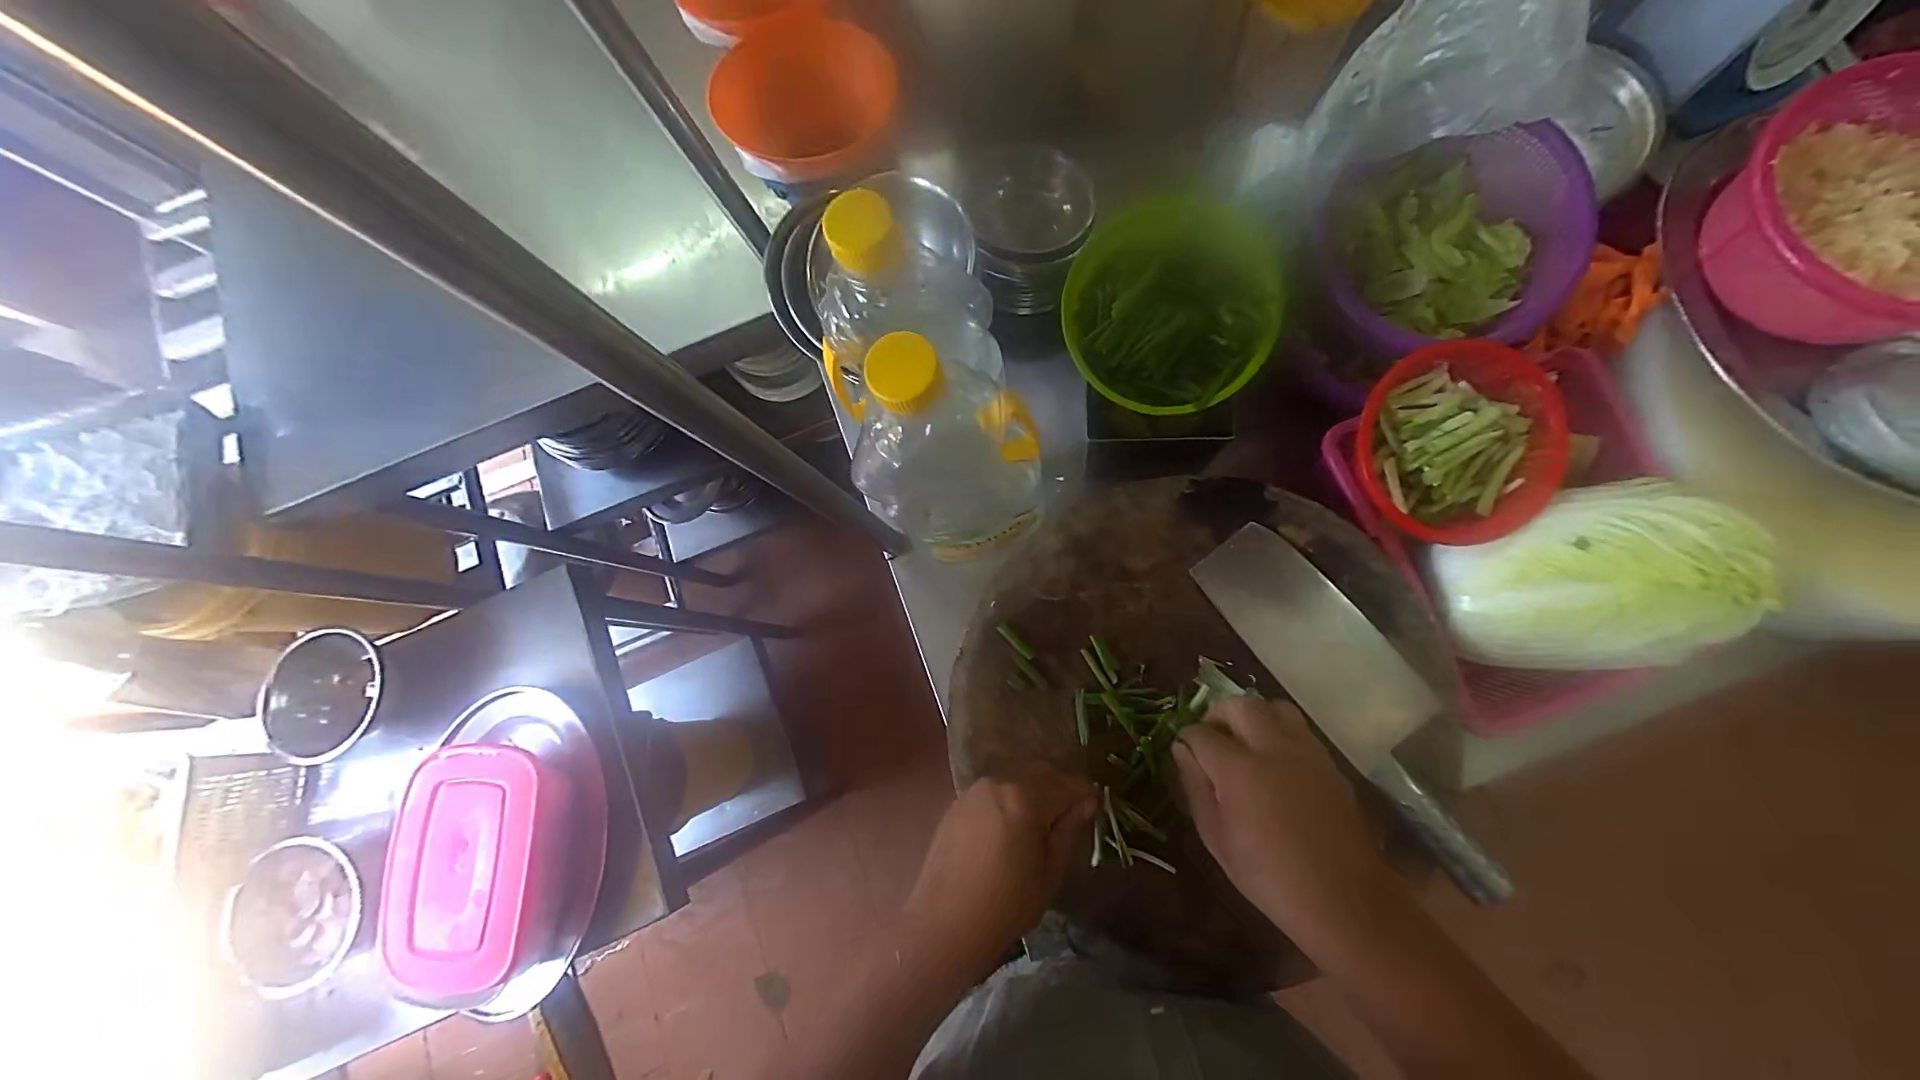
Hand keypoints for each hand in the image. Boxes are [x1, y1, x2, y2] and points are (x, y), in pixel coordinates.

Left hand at [899, 769, 1095, 979]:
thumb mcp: (1051, 869)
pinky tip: (1006, 835)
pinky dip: (1006, 807)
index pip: (1066, 783)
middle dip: (1057, 791)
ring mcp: (972, 793)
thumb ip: (1070, 829)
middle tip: (1067, 821)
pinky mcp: (955, 807)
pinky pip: (991, 797)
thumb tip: (1084, 803)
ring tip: (1036, 831)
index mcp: (1024, 794)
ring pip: (1012, 784)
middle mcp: (996, 782)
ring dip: (1030, 797)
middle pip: (1037, 776)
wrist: (946, 923)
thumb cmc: (1009, 901)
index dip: (1084, 795)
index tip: (1092, 811)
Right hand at [1173, 697, 1388, 926]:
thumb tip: (1181, 751)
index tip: (1182, 750)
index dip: (1186, 738)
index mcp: (1238, 768)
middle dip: (1218, 714)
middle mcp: (1272, 748)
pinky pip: (1300, 731)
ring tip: (1246, 742)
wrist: (1343, 900)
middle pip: (1240, 705)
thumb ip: (1195, 786)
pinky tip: (1276, 763)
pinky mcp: (1330, 765)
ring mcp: (1306, 753)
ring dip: (1254, 716)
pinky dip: (1280, 733)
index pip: (1201, 733)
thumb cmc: (1268, 876)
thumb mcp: (1215, 837)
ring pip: (1275, 707)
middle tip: (1212, 737)